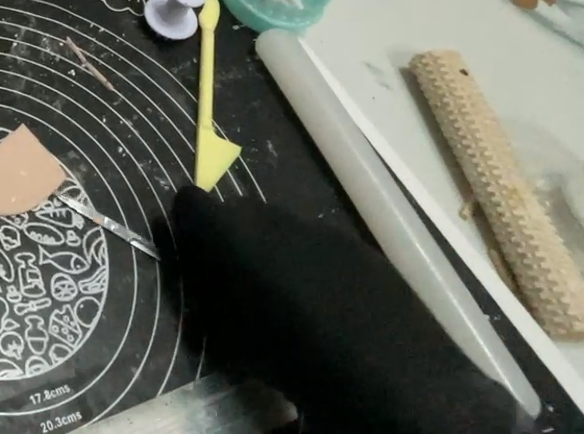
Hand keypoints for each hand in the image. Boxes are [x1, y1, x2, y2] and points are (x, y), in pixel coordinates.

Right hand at [169, 187, 528, 433]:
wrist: (395, 383)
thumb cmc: (291, 359)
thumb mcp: (226, 335)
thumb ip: (202, 294)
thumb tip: (191, 272)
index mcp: (228, 232)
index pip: (188, 200)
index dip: (187, 225)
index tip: (195, 256)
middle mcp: (268, 215)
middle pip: (234, 210)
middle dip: (231, 239)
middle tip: (240, 282)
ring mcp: (317, 227)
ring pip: (279, 227)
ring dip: (274, 250)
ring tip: (290, 297)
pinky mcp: (359, 245)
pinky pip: (320, 245)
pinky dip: (315, 265)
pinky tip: (332, 305)